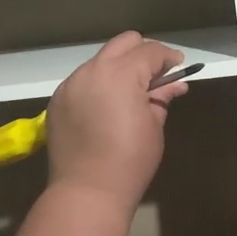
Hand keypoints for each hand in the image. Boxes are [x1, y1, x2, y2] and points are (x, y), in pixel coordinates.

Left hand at [46, 32, 189, 208]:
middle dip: (143, 53)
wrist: (87, 192)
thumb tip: (175, 84)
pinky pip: (83, 80)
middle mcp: (93, 70)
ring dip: (119, 68)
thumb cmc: (130, 160)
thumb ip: (162, 97)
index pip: (151, 51)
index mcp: (121, 73)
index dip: (169, 57)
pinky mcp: (58, 100)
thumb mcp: (154, 126)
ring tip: (129, 93)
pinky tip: (105, 107)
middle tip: (155, 74)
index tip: (178, 68)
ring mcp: (71, 84)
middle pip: (124, 43)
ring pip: (101, 60)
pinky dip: (99, 84)